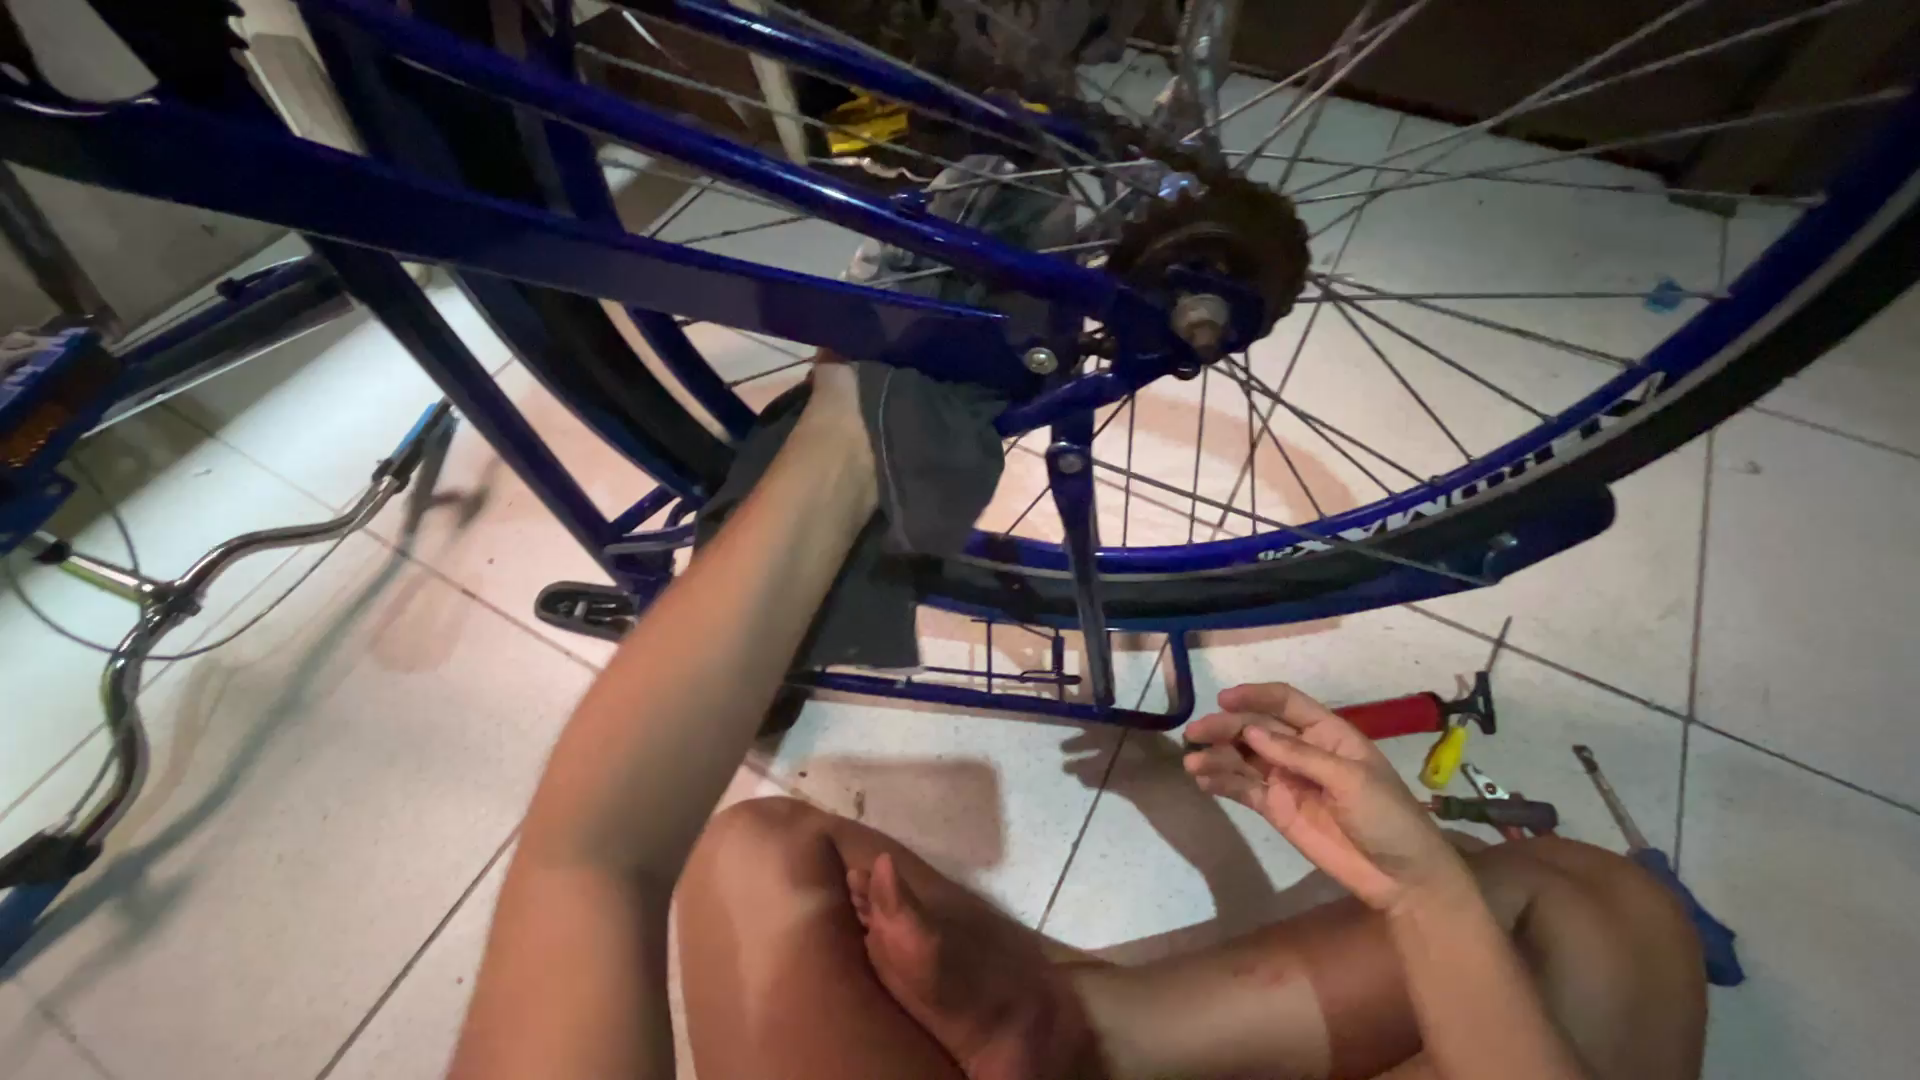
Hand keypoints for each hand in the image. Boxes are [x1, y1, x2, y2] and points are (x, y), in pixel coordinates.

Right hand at [1183, 682, 1469, 912]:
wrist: (1402, 879)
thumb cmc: (1388, 818)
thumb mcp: (1351, 781)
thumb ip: (1300, 756)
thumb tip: (1252, 732)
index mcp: (1327, 734)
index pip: (1285, 703)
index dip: (1255, 696)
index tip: (1224, 699)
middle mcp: (1301, 751)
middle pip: (1256, 729)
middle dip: (1225, 728)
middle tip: (1195, 733)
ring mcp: (1286, 780)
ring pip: (1242, 758)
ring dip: (1216, 756)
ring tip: (1192, 763)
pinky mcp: (1276, 808)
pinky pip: (1242, 789)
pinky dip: (1220, 782)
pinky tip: (1202, 780)